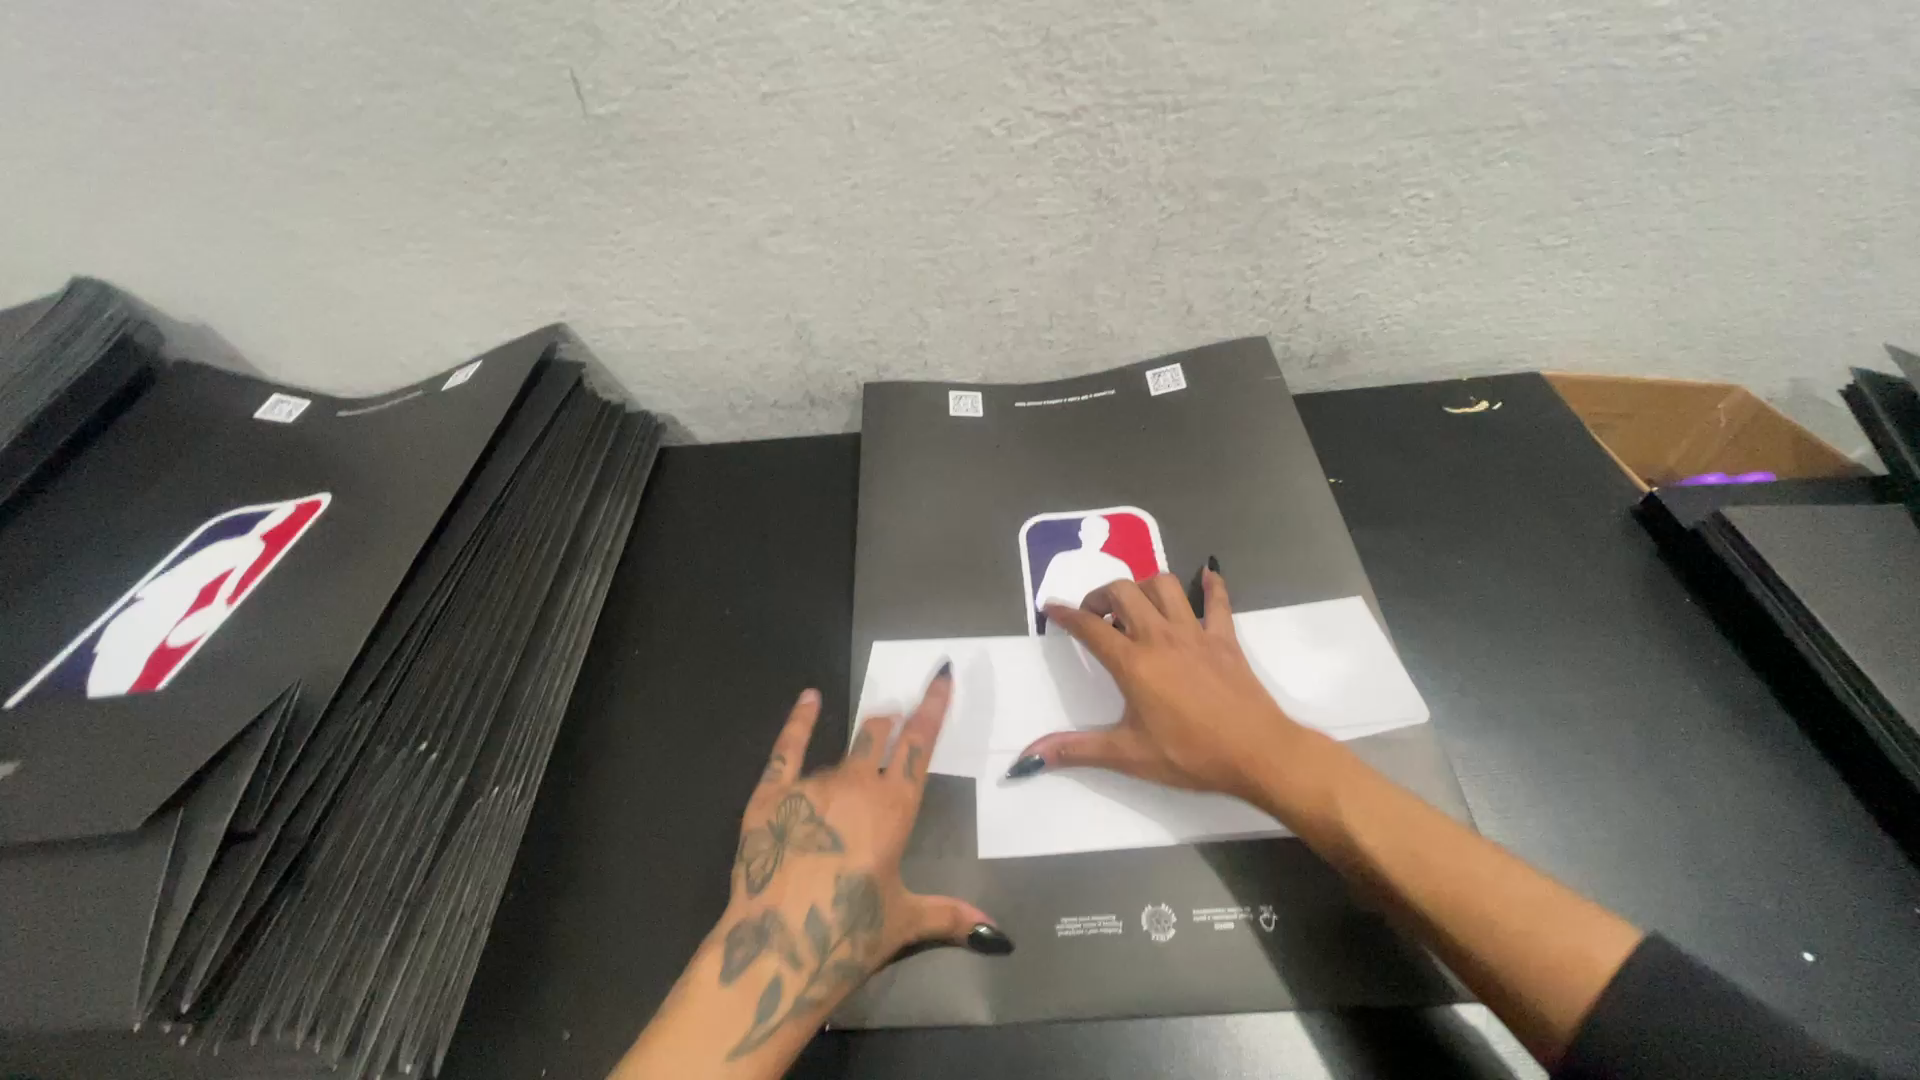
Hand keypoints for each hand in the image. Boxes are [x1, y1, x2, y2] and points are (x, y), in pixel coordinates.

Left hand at [707, 672, 1008, 1059]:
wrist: (776, 952)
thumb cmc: (849, 934)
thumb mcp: (905, 921)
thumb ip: (951, 915)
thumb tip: (998, 936)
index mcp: (894, 808)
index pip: (918, 745)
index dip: (932, 708)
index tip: (940, 677)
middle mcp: (856, 785)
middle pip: (878, 735)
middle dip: (891, 721)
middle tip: (897, 716)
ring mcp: (810, 787)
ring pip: (840, 754)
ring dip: (854, 749)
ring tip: (859, 755)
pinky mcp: (769, 796)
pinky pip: (787, 749)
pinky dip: (800, 721)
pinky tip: (809, 699)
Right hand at [1007, 569, 1306, 802]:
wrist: (1257, 753)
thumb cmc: (1190, 754)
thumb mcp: (1128, 755)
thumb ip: (1077, 750)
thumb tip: (1031, 757)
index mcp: (1133, 663)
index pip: (1090, 627)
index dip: (1066, 615)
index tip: (1051, 608)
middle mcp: (1160, 637)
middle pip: (1123, 593)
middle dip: (1100, 596)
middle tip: (1094, 615)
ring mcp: (1195, 633)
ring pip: (1164, 586)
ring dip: (1142, 587)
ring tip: (1135, 605)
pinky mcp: (1224, 638)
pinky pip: (1217, 600)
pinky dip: (1211, 584)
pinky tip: (1206, 574)